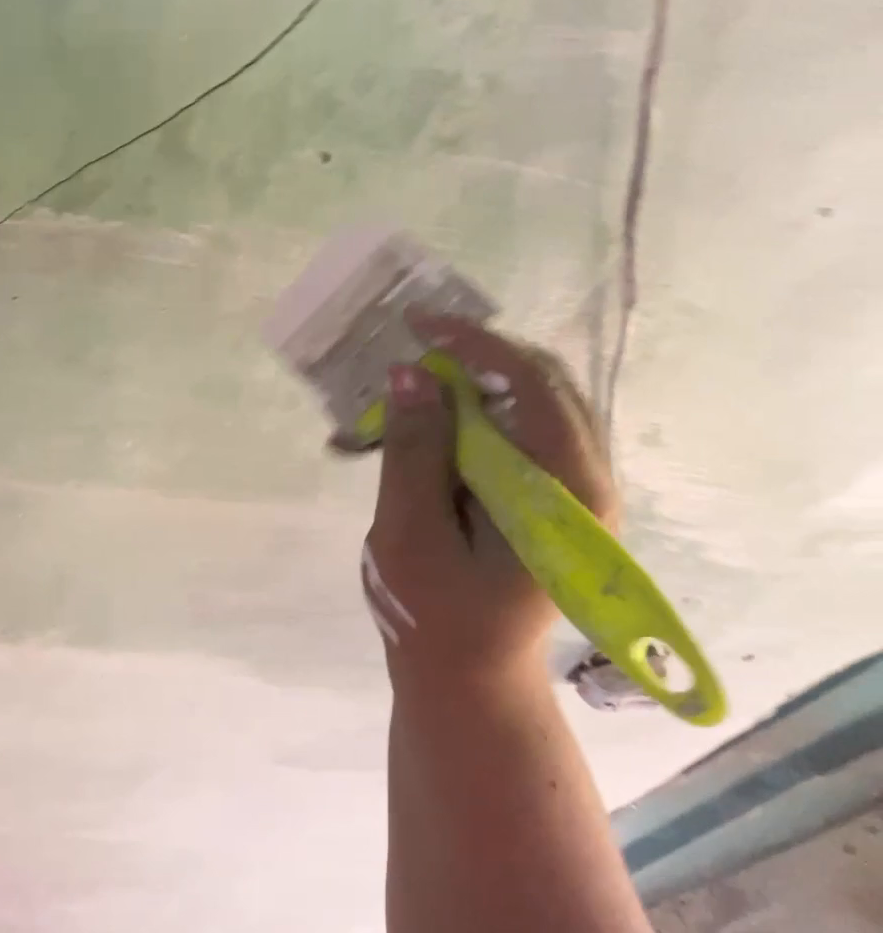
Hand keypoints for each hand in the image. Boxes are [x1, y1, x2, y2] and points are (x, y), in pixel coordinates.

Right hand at [362, 313, 617, 689]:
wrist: (467, 672)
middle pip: (545, 387)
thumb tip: (410, 375)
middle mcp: (589, 483)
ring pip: (535, 406)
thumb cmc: (435, 611)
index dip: (479, 346)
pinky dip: (475, 413)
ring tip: (411, 384)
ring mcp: (574, 491)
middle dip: (475, 357)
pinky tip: (430, 421)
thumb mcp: (410, 532)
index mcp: (567, 494)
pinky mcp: (551, 499)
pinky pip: (521, 433)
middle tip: (409, 348)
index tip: (418, 324)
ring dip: (473, 383)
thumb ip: (415, 453)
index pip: (537, 389)